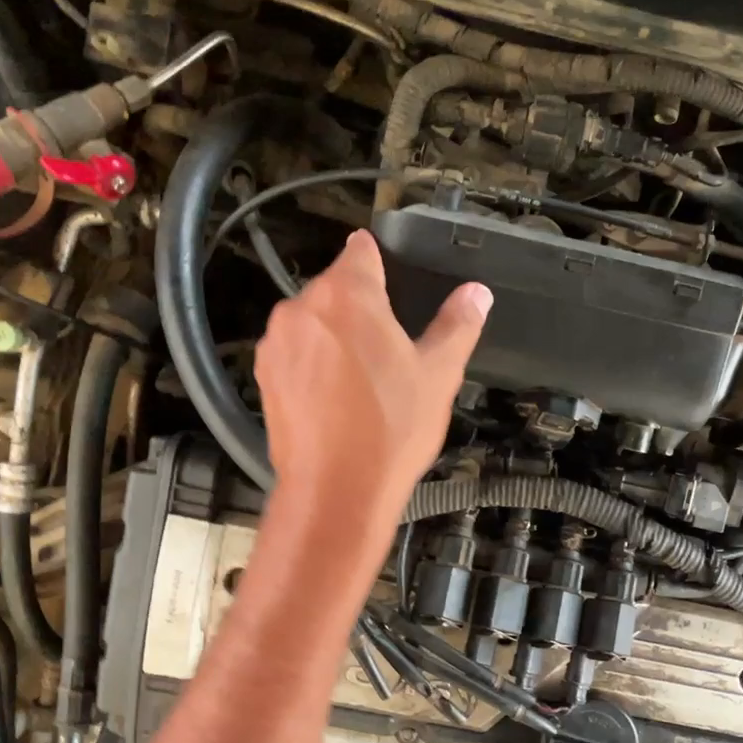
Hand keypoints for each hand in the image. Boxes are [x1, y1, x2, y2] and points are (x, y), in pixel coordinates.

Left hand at [255, 230, 489, 516]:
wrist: (336, 491)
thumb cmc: (393, 428)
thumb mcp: (439, 374)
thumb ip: (457, 325)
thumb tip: (478, 292)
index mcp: (348, 294)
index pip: (361, 251)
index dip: (381, 262)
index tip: (396, 284)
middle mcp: (303, 307)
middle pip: (336, 289)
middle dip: (361, 309)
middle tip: (391, 351)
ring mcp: (277, 343)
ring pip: (313, 323)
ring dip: (335, 337)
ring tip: (364, 381)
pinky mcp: (264, 376)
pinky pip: (296, 355)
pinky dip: (314, 365)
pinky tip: (336, 400)